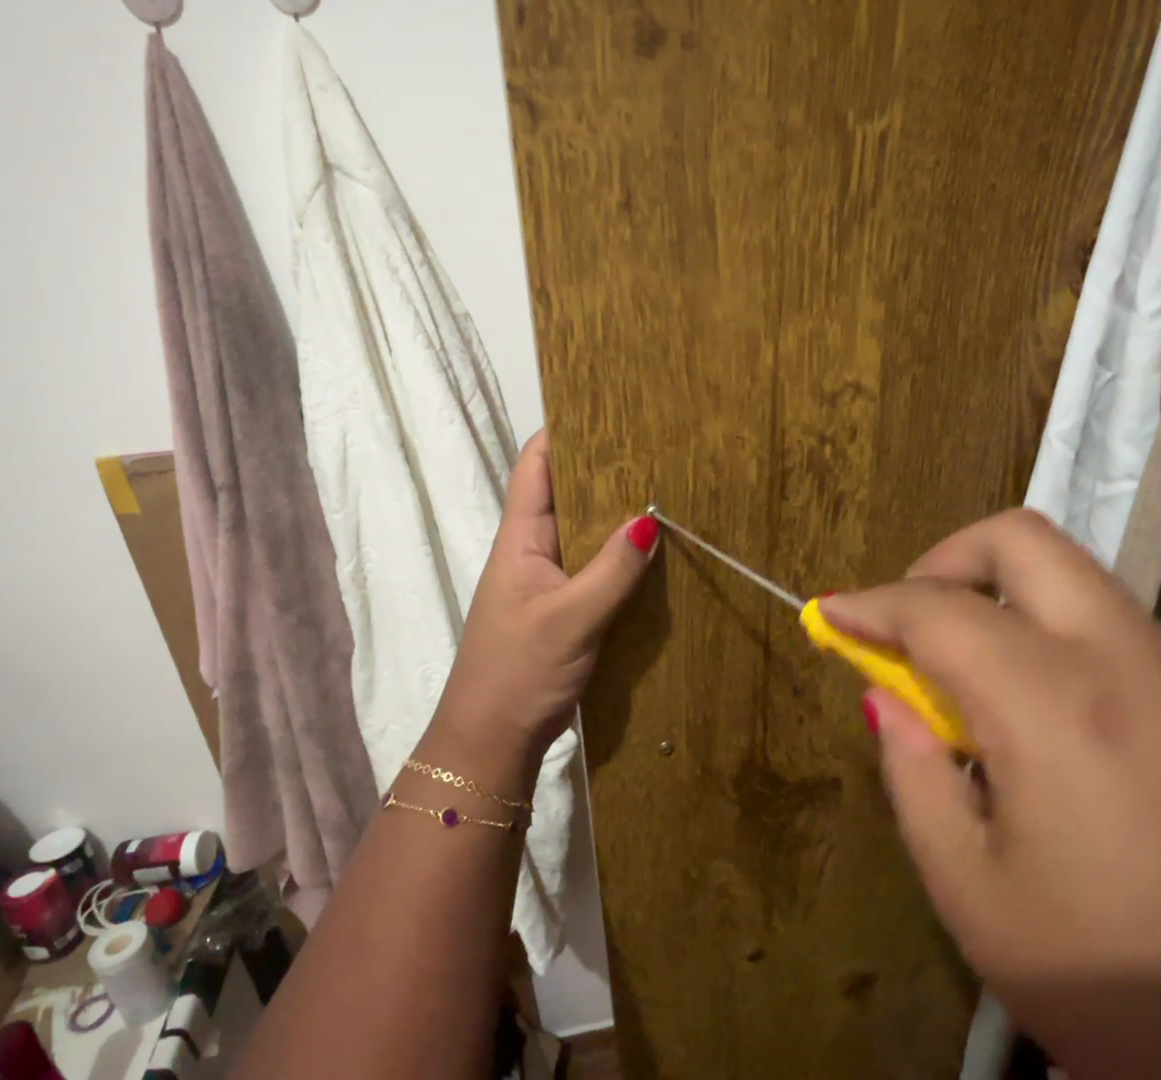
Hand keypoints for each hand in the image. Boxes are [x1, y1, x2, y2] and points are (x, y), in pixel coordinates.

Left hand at [435, 431, 657, 757]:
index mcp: (521, 540)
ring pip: (584, 535)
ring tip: (668, 492)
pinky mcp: (562, 612)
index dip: (564, 432)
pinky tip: (655, 556)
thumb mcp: (571, 618)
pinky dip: (620, 559)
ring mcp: (547, 583)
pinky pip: (594, 571)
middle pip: (566, 495)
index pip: (536, 466)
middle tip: (658, 449)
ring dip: (616, 517)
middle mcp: (532, 552)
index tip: (608, 407)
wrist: (492, 740)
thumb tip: (648, 517)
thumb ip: (612, 570)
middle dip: (605, 471)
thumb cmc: (520, 671)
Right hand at [821, 510, 1160, 1078]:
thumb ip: (915, 774)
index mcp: (1055, 704)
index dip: (870, 603)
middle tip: (909, 627)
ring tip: (973, 687)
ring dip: (1005, 601)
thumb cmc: (1116, 982)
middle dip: (945, 561)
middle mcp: (1130, 660)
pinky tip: (1049, 725)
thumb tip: (886, 700)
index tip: (830, 613)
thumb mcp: (973, 890)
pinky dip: (1058, 638)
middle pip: (1024, 541)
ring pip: (1079, 581)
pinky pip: (1122, 632)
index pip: (939, 609)